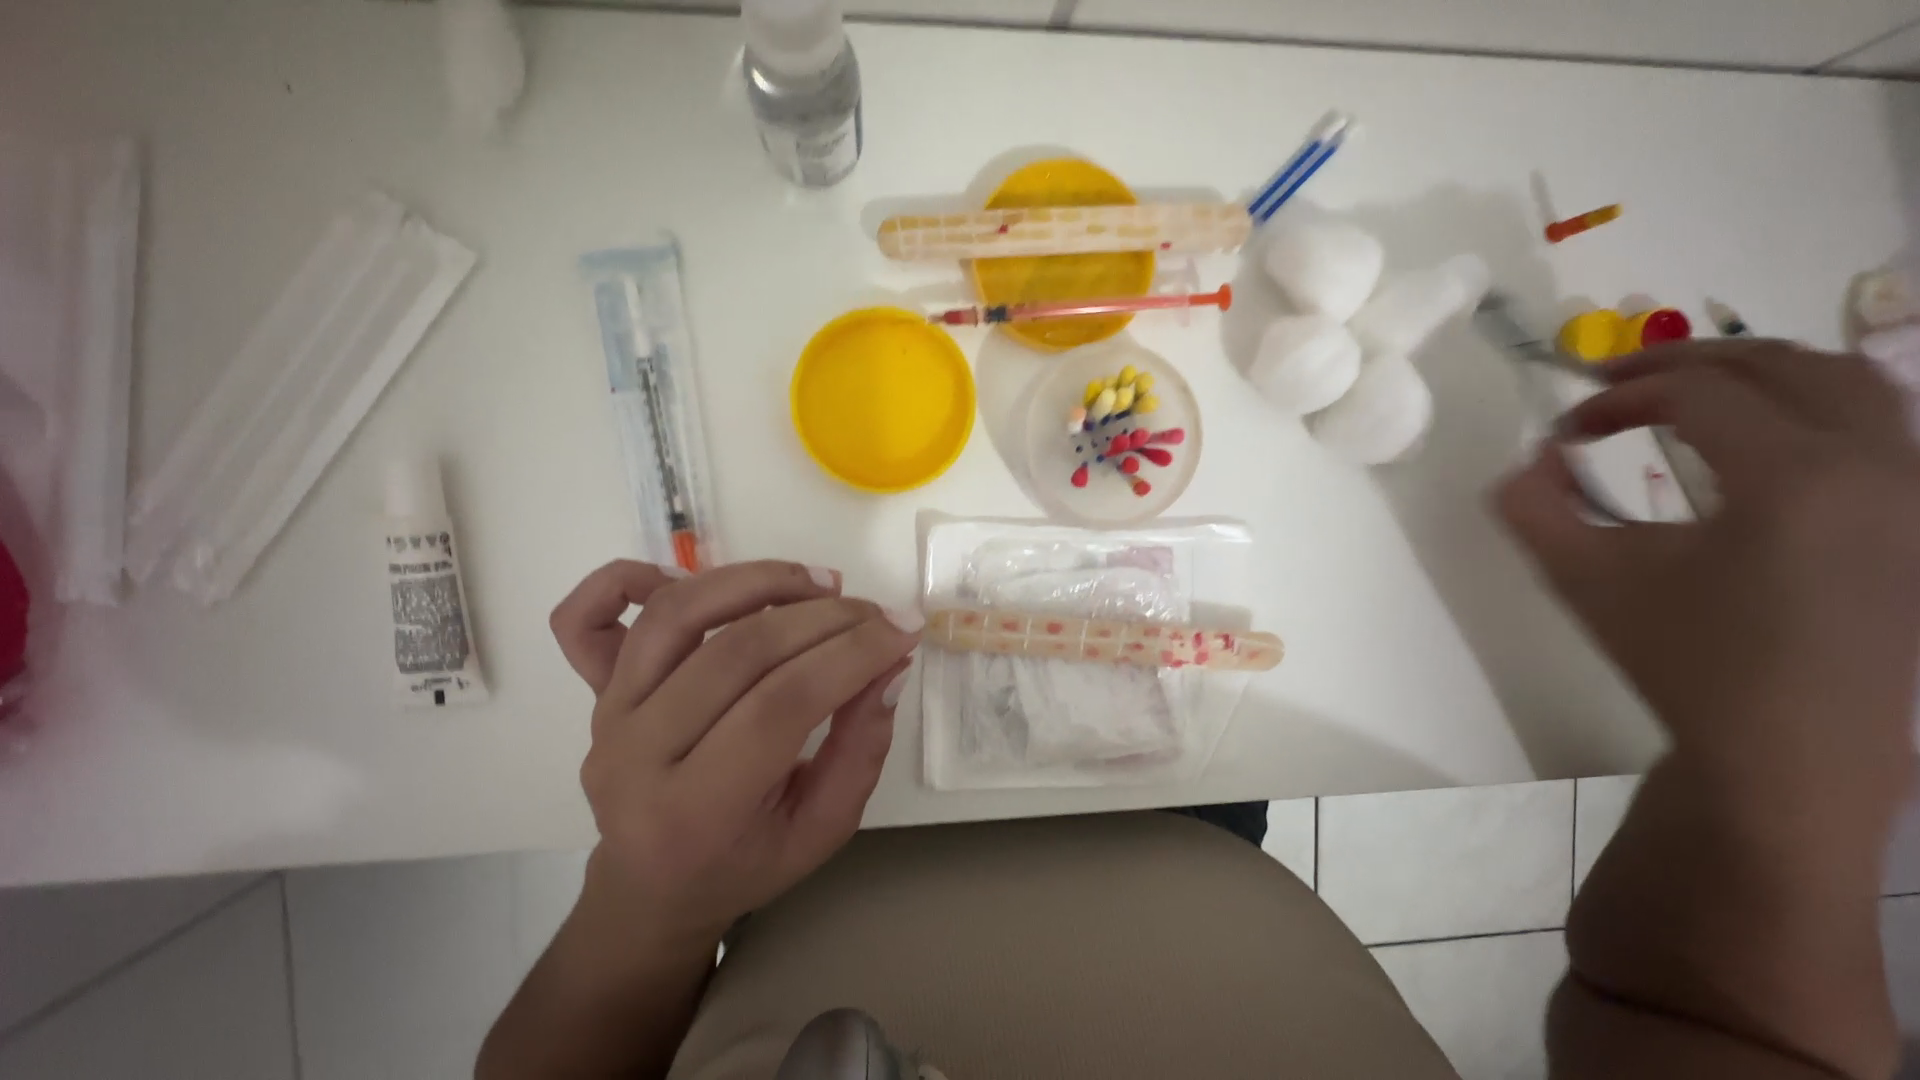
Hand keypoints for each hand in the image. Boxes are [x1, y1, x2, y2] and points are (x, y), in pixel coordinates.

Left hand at [549, 560, 920, 942]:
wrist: (650, 885)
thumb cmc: (743, 867)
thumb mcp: (822, 831)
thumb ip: (861, 751)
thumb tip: (889, 666)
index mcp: (695, 811)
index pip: (780, 706)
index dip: (851, 656)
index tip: (904, 631)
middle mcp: (635, 755)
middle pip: (737, 652)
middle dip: (824, 619)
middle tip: (878, 612)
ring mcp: (606, 715)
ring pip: (678, 614)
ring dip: (759, 581)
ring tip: (823, 583)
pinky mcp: (594, 690)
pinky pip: (589, 618)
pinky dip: (634, 578)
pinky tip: (702, 579)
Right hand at [1498, 340, 1919, 801]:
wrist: (1787, 752)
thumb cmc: (1684, 662)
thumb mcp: (1581, 579)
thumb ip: (1532, 506)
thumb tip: (1533, 459)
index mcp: (1795, 475)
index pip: (1698, 392)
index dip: (1618, 397)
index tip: (1565, 433)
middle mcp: (1878, 464)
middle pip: (1783, 363)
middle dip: (1688, 360)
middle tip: (1615, 379)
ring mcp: (1918, 492)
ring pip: (1848, 383)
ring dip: (1758, 372)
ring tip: (1689, 391)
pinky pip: (1879, 428)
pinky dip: (1810, 407)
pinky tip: (1761, 441)